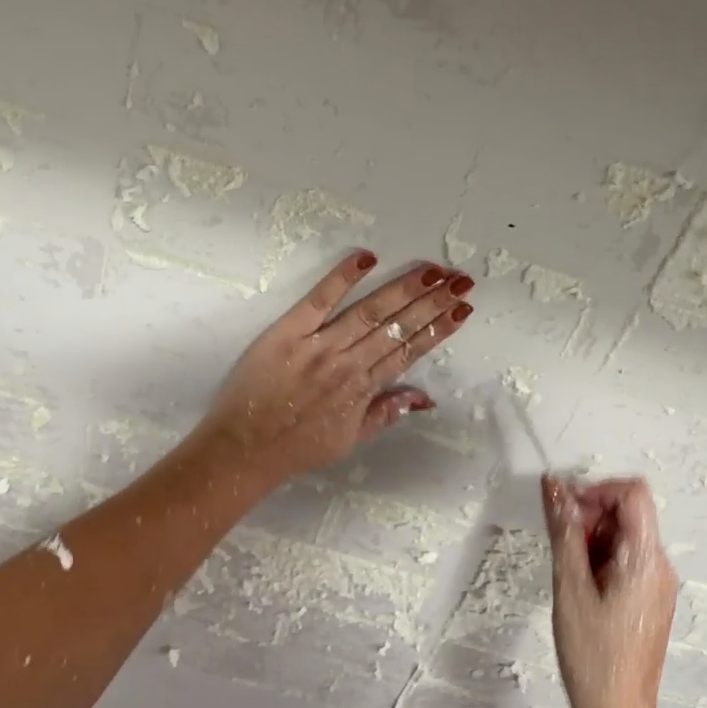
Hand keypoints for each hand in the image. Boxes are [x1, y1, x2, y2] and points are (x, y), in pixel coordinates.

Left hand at [197, 251, 475, 482]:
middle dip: (432, 301)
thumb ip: (386, 414)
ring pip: (369, 311)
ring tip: (431, 270)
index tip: (463, 308)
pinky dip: (342, 277)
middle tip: (460, 279)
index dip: (439, 327)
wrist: (243, 449)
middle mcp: (348, 363)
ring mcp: (319, 345)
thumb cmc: (296, 448)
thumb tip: (425, 398)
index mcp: (363, 389)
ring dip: (403, 288)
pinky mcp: (288, 332)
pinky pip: (319, 299)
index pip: (410, 350)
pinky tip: (366, 258)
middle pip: (397, 325)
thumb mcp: (349, 441)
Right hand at [543, 475, 677, 707]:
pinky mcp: (649, 597)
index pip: (632, 492)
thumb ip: (564, 530)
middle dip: (590, 516)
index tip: (568, 509)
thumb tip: (555, 487)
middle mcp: (660, 566)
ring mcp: (657, 582)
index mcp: (647, 559)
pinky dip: (599, 558)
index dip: (596, 490)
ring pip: (623, 534)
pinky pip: (625, 557)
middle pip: (627, 511)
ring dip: (592, 539)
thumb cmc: (594, 657)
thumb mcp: (569, 586)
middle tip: (564, 545)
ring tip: (572, 574)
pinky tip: (582, 587)